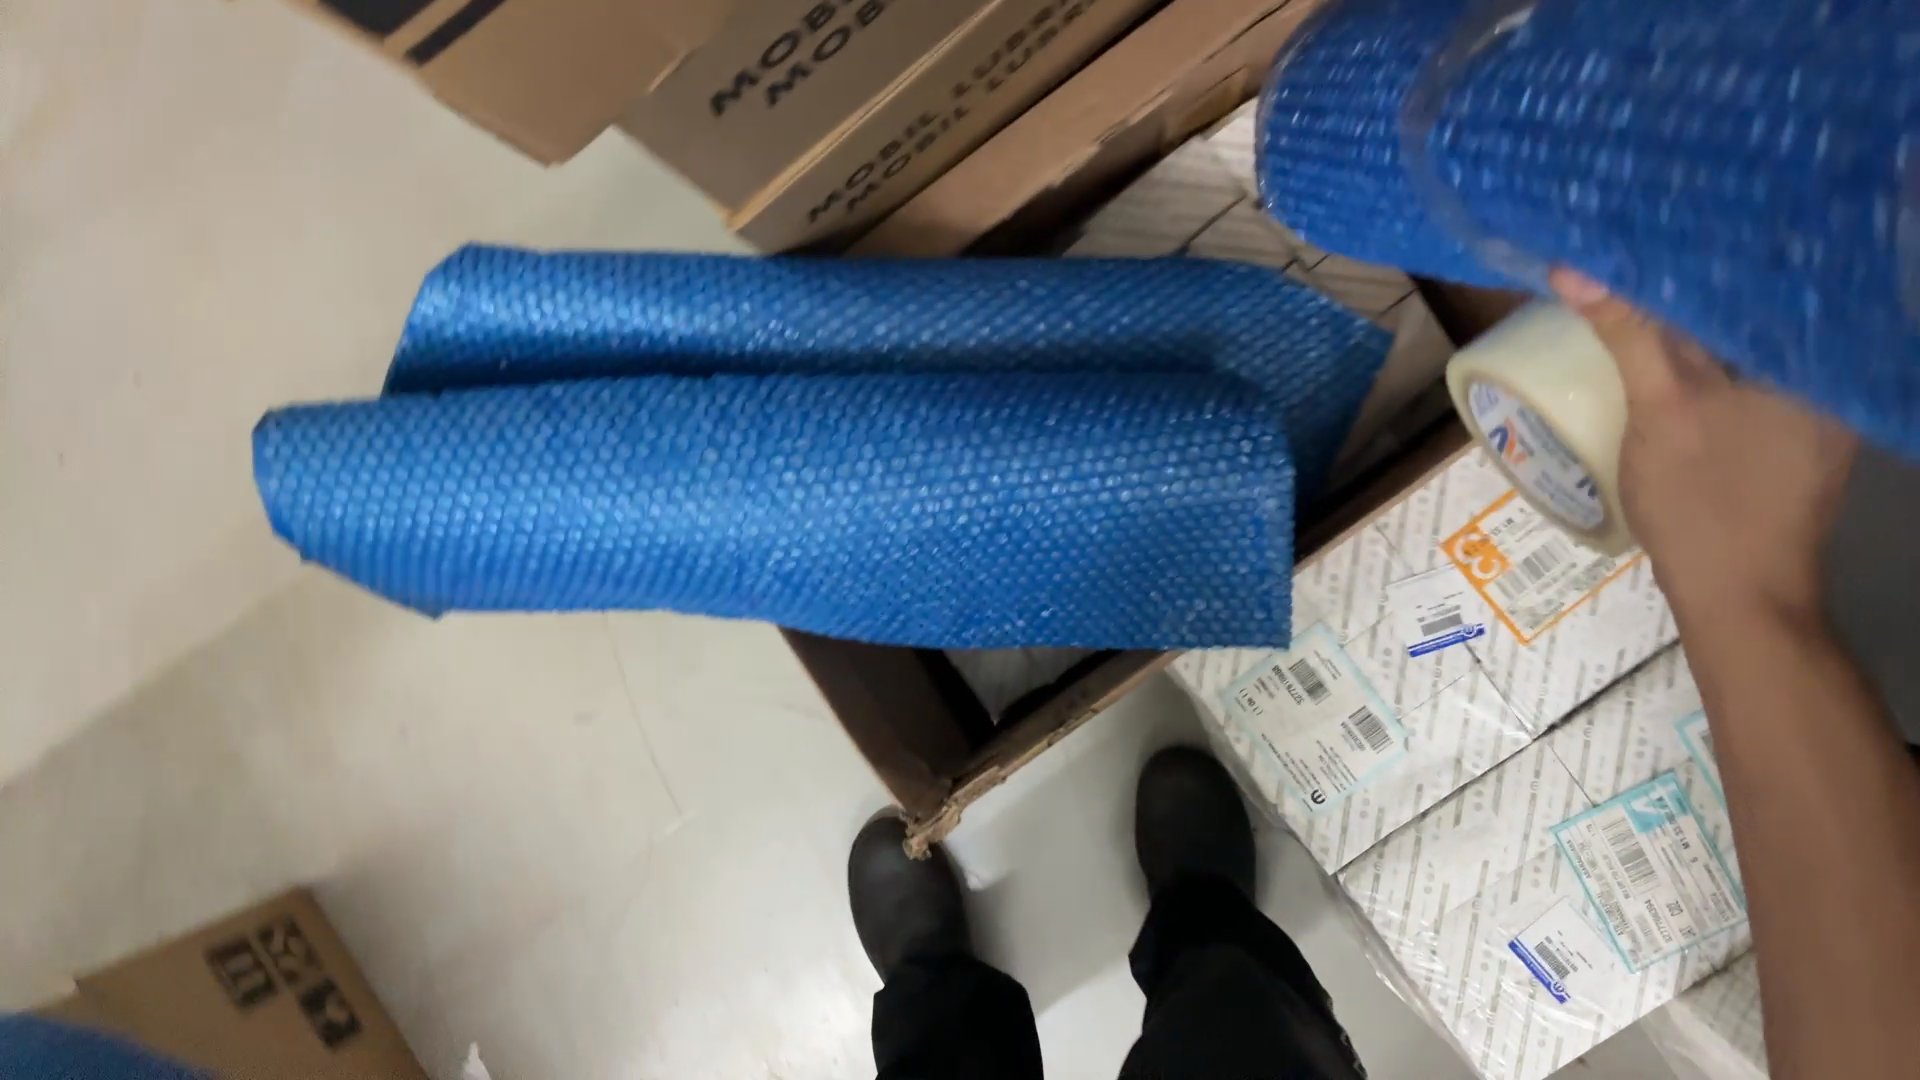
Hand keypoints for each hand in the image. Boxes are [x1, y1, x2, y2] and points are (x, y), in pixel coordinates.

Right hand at [1548, 269, 1857, 622]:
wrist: (1736, 591)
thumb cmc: (1702, 500)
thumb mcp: (1661, 409)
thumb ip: (1629, 336)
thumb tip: (1576, 270)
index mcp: (1822, 350)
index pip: (1768, 270)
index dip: (1712, 241)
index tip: (1657, 217)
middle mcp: (1831, 367)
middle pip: (1761, 300)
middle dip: (1701, 275)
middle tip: (1636, 245)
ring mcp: (1812, 402)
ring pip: (1752, 337)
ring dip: (1701, 313)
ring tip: (1645, 287)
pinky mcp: (1790, 432)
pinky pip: (1748, 372)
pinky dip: (1709, 355)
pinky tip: (1673, 351)